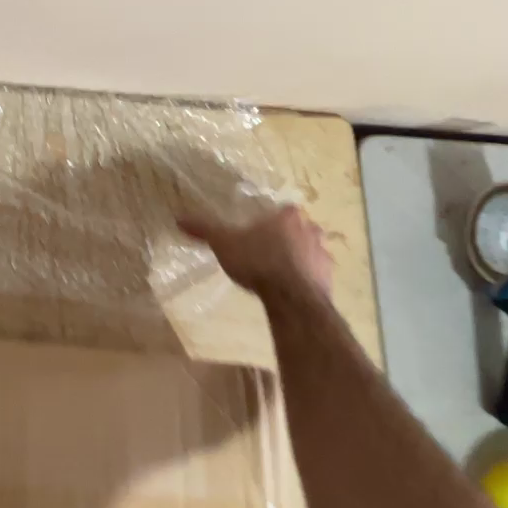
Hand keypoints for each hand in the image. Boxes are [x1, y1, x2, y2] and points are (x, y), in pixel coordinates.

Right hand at [179, 204, 332, 299]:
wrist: (291, 298)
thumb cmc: (257, 261)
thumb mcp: (223, 243)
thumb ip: (204, 230)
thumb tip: (178, 218)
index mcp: (287, 216)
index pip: (282, 209)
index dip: (271, 219)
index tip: (260, 230)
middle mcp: (311, 229)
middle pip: (300, 227)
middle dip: (287, 236)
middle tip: (268, 249)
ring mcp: (323, 253)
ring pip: (311, 249)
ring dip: (300, 256)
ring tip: (279, 270)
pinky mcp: (329, 277)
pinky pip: (317, 272)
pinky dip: (306, 277)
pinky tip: (291, 287)